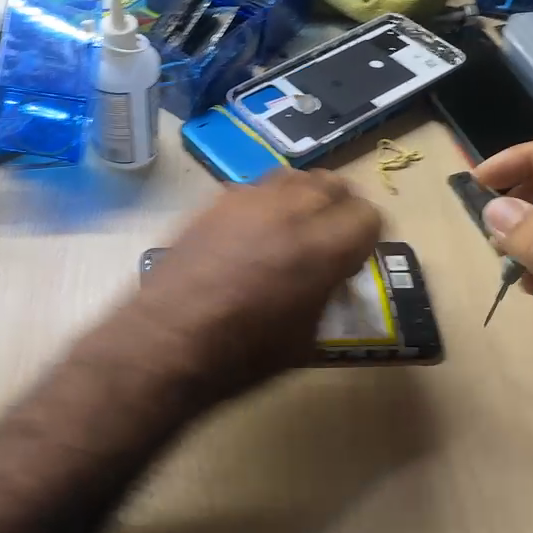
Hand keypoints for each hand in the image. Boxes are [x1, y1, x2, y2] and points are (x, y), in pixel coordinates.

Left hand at [119, 171, 382, 406]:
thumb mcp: (305, 338)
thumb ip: (328, 294)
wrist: (165, 341)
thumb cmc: (240, 356)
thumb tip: (332, 278)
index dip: (366, 238)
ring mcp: (248, 200)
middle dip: (340, 210)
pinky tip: (255, 230)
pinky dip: (267, 202)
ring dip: (304, 197)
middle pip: (333, 185)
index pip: (368, 216)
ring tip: (296, 226)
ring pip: (294, 176)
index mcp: (322, 248)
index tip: (357, 256)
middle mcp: (290, 211)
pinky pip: (255, 187)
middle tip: (332, 237)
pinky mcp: (214, 201)